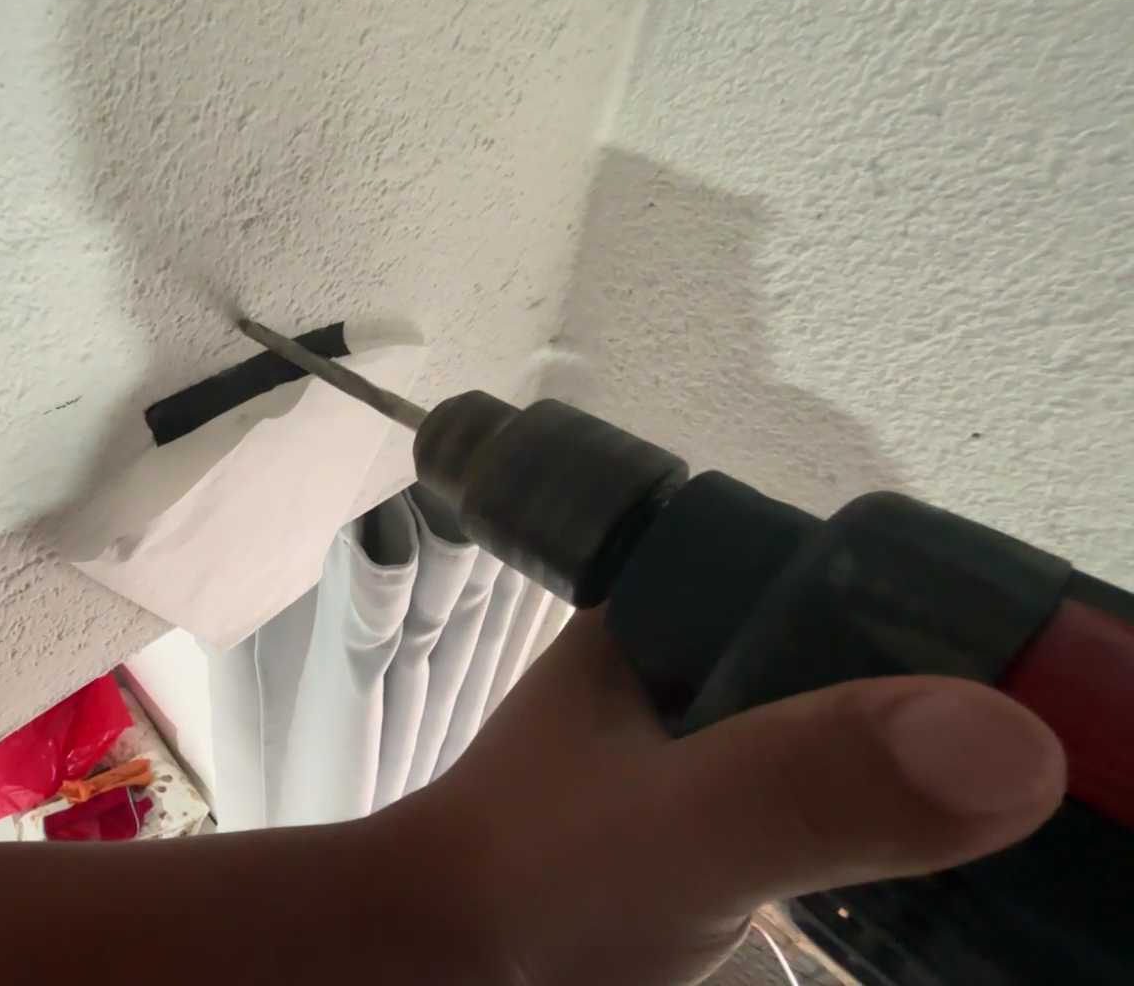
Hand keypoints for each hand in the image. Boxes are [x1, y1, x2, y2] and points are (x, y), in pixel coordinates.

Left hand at [392, 608, 1066, 984]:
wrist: (458, 944)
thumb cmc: (540, 870)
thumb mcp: (679, 823)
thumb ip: (808, 783)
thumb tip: (1015, 735)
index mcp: (652, 626)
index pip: (810, 584)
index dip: (935, 616)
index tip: (1067, 669)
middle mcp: (675, 672)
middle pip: (839, 664)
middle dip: (952, 708)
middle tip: (1098, 764)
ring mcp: (692, 744)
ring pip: (837, 735)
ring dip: (927, 772)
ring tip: (1066, 810)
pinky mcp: (708, 815)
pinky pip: (823, 801)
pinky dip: (892, 825)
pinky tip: (970, 864)